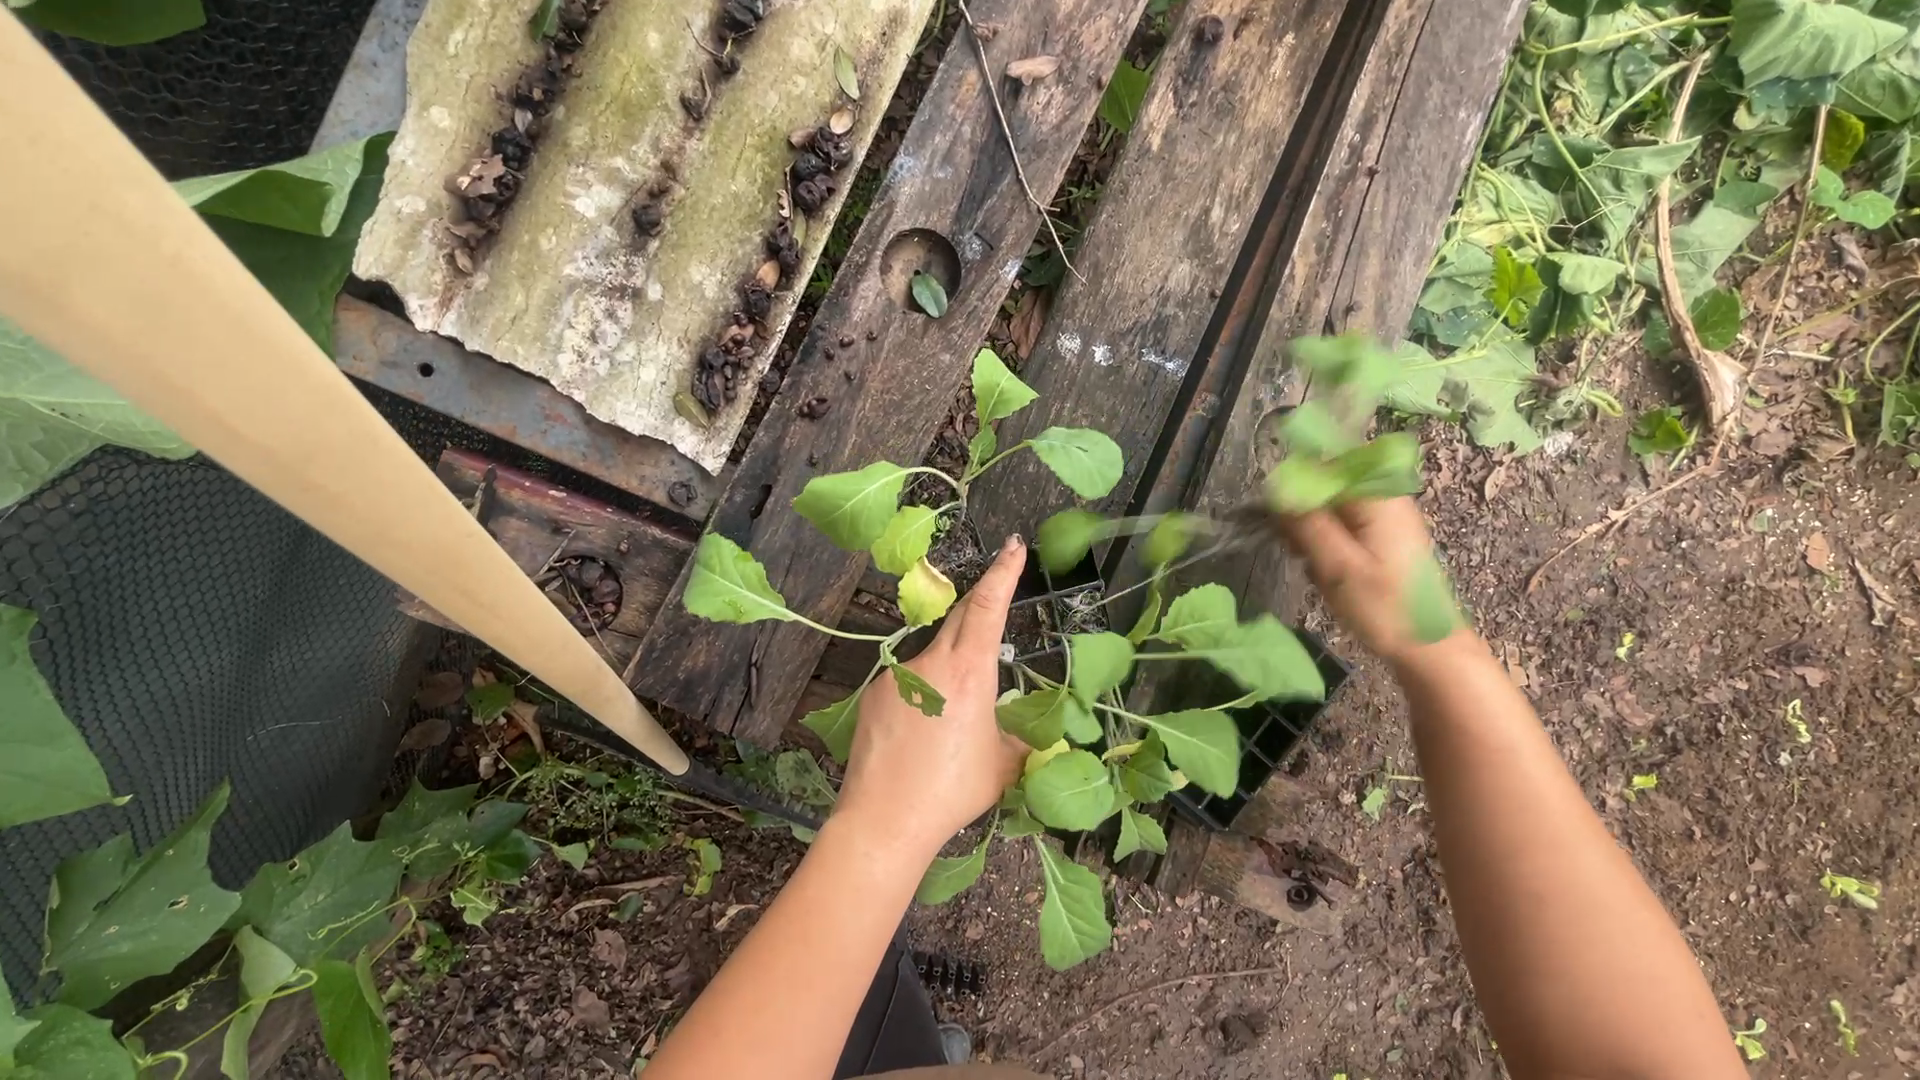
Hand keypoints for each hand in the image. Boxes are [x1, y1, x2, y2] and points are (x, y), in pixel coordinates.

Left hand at [834, 535, 1029, 861]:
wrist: (884, 819)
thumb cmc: (952, 791)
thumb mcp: (1003, 764)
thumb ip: (1019, 736)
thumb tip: (1028, 729)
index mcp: (969, 672)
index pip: (989, 607)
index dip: (1003, 572)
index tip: (1012, 546)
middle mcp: (931, 662)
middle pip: (961, 617)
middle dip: (981, 604)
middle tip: (998, 601)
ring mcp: (897, 674)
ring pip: (933, 656)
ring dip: (950, 668)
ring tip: (952, 721)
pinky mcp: (874, 691)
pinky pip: (907, 680)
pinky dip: (923, 693)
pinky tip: (921, 733)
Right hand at [1277, 496, 1460, 667]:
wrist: (1429, 646)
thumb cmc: (1385, 609)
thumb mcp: (1338, 567)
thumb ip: (1307, 523)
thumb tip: (1275, 486)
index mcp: (1378, 498)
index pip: (1324, 465)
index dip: (1295, 486)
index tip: (1282, 521)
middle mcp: (1383, 498)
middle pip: (1326, 484)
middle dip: (1303, 513)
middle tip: (1297, 550)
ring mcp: (1384, 516)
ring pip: (1329, 506)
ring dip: (1311, 530)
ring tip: (1311, 563)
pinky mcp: (1381, 534)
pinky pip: (1341, 523)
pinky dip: (1325, 541)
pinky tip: (1323, 567)